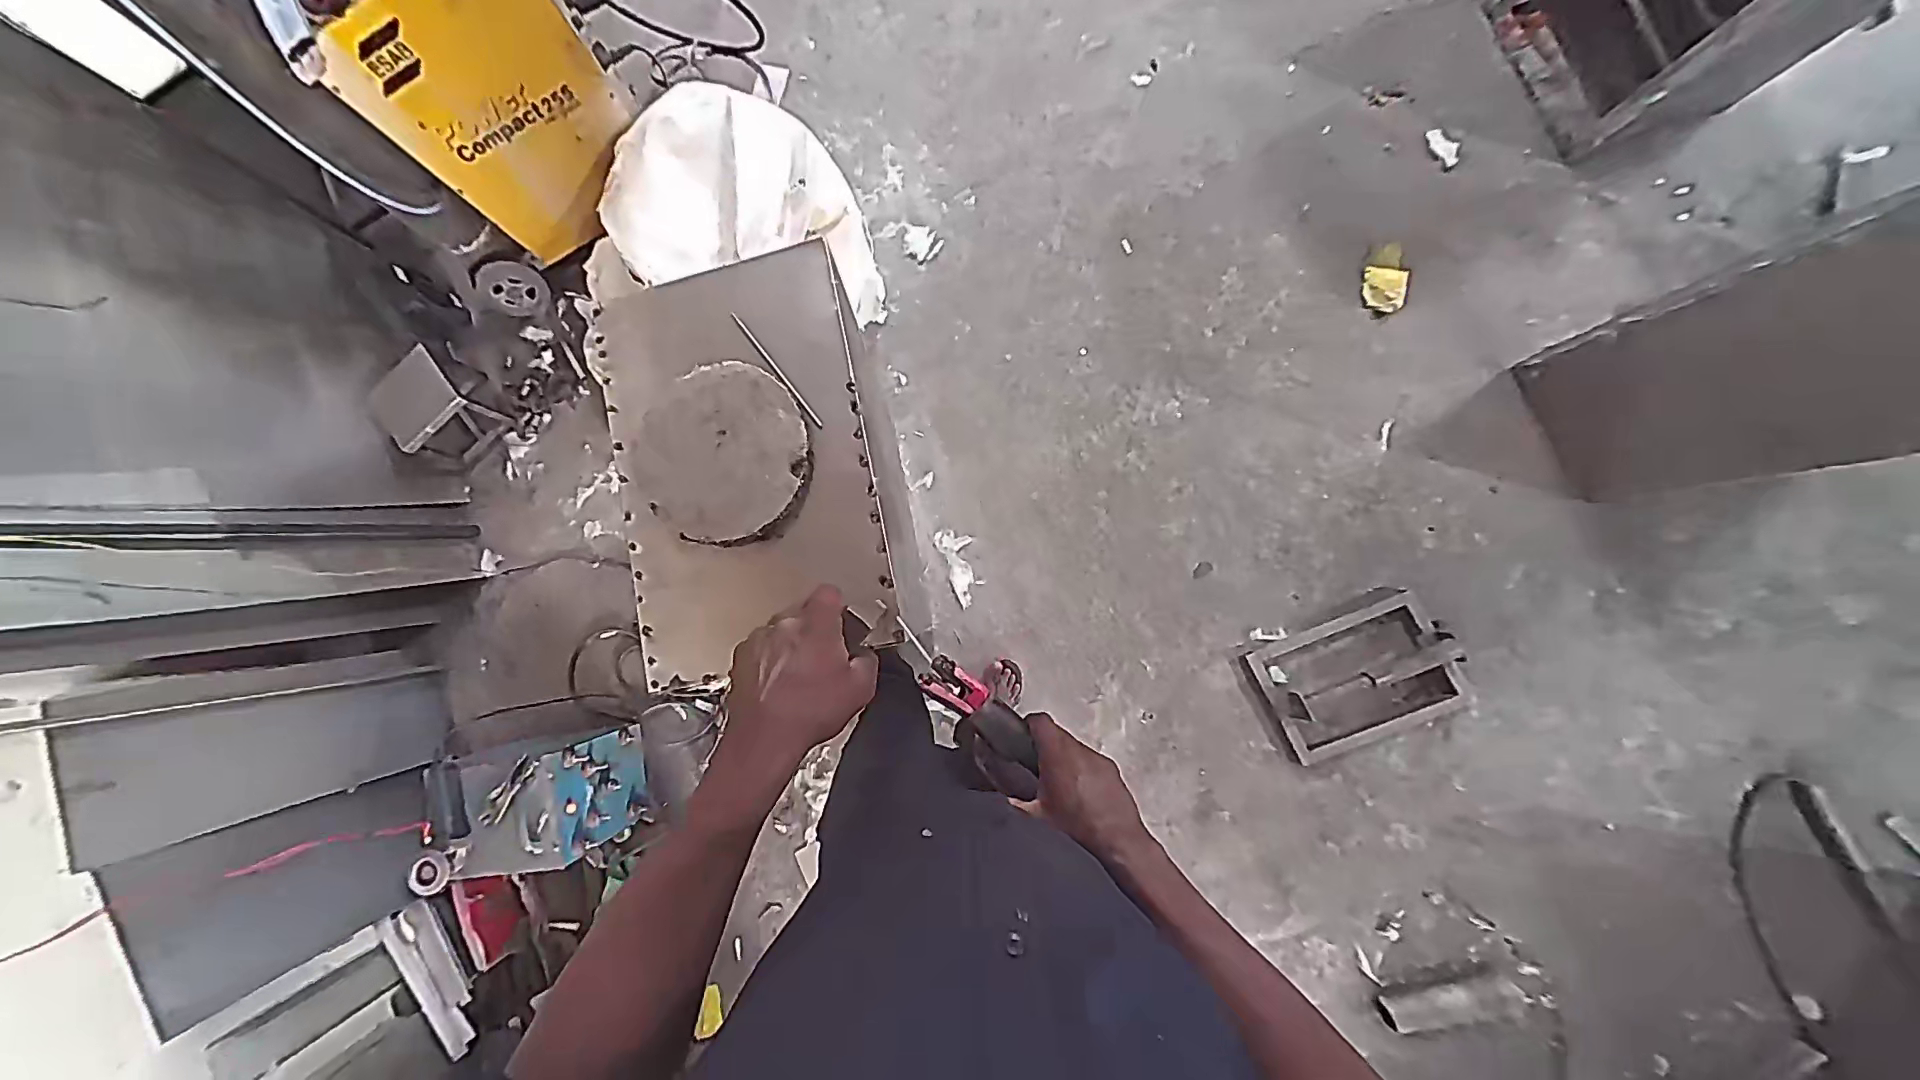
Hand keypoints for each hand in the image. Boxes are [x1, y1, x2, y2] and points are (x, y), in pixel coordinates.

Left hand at [713, 585, 878, 794]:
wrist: (765, 739)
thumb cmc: (807, 712)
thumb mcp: (860, 688)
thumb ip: (867, 660)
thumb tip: (864, 657)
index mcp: (817, 623)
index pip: (829, 593)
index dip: (839, 607)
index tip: (843, 622)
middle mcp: (785, 624)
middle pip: (804, 612)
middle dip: (816, 631)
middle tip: (826, 659)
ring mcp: (759, 639)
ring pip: (782, 632)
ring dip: (791, 647)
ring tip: (801, 678)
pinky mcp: (741, 657)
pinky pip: (761, 649)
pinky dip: (770, 661)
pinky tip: (780, 686)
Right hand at [1016, 712, 1155, 862]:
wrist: (1117, 843)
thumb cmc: (1080, 831)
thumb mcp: (1037, 818)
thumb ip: (1015, 803)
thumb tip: (1003, 802)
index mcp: (1058, 756)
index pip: (1040, 722)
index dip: (1029, 724)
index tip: (1024, 732)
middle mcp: (1080, 752)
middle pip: (1058, 734)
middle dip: (1046, 746)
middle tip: (1038, 766)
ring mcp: (1099, 760)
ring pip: (1076, 748)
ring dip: (1066, 759)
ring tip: (1060, 785)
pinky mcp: (1112, 771)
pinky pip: (1092, 762)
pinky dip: (1084, 771)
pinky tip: (1080, 795)